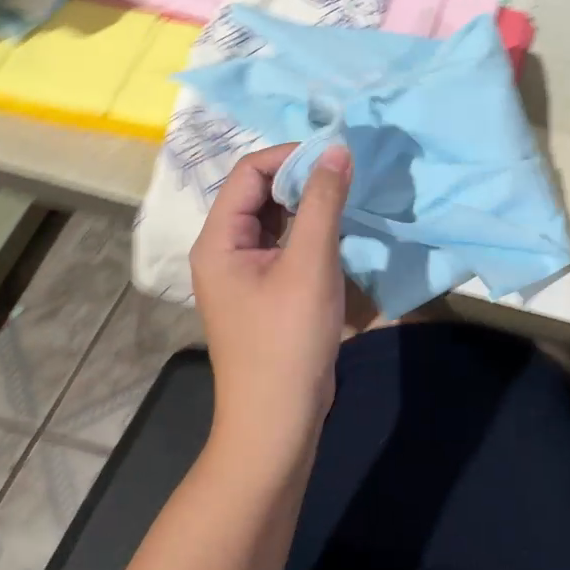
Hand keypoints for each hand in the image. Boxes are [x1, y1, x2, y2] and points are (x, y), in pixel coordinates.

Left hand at [189, 142, 353, 441]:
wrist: (278, 420)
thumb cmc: (287, 340)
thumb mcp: (311, 264)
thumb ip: (324, 202)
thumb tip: (338, 150)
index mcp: (219, 239)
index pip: (250, 172)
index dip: (292, 157)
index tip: (337, 158)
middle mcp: (224, 249)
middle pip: (260, 191)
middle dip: (304, 177)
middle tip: (349, 174)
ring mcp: (244, 272)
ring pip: (276, 217)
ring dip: (311, 203)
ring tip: (350, 197)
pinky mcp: (265, 290)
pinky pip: (286, 242)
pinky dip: (312, 229)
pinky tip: (342, 231)